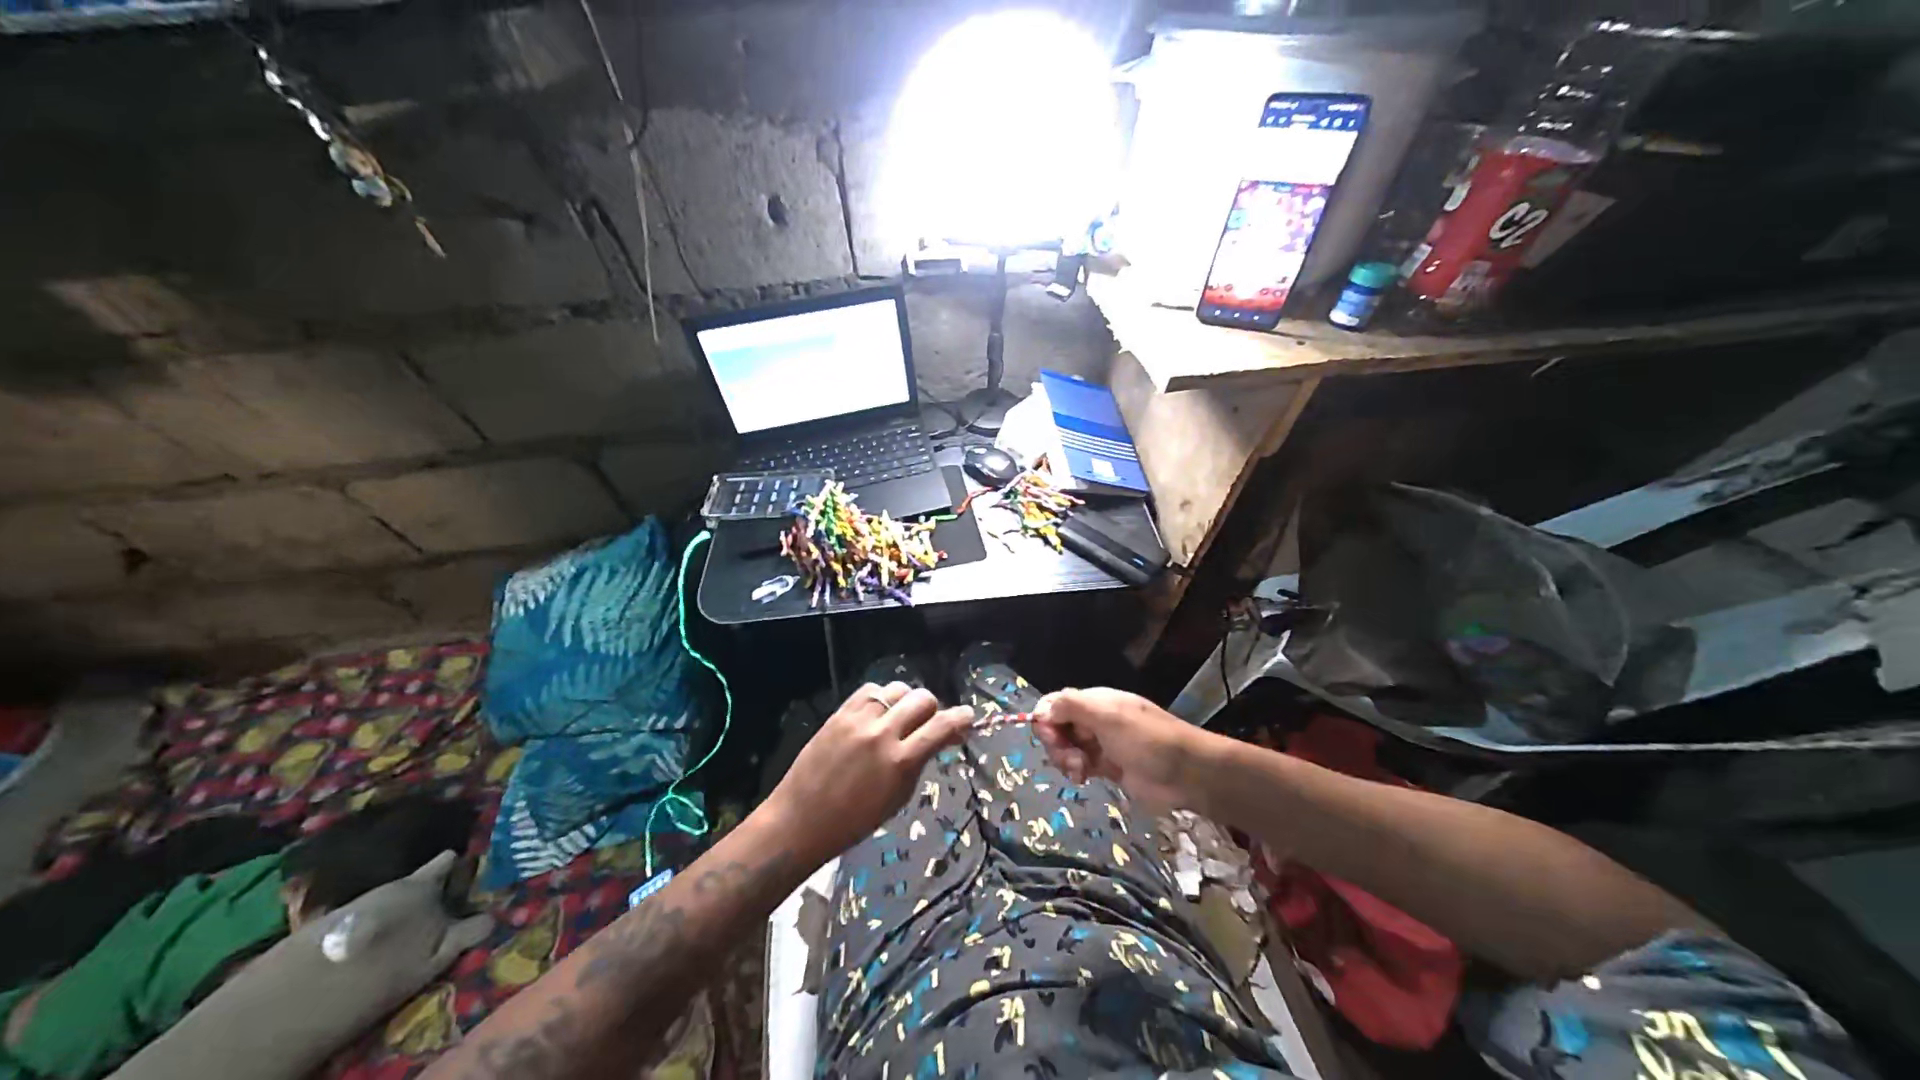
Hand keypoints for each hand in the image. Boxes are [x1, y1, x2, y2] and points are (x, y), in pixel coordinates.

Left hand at [762, 683, 972, 863]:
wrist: (801, 819)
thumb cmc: (854, 821)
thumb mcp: (898, 797)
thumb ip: (919, 763)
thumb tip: (937, 739)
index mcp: (900, 762)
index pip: (942, 727)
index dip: (962, 719)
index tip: (968, 717)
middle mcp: (882, 733)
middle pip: (922, 699)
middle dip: (933, 710)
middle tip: (928, 724)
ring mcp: (858, 720)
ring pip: (897, 689)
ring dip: (906, 701)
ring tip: (900, 718)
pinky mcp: (838, 713)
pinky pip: (870, 690)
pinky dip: (881, 697)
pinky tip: (879, 712)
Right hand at [1033, 688, 1217, 813]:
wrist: (1186, 773)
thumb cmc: (1146, 740)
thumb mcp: (1108, 716)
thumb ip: (1071, 707)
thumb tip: (1042, 710)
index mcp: (1095, 700)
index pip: (1056, 703)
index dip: (1046, 719)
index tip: (1050, 738)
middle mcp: (1095, 719)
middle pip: (1058, 727)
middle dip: (1056, 743)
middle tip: (1070, 758)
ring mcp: (1101, 743)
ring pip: (1066, 747)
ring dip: (1065, 759)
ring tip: (1080, 771)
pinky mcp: (1107, 767)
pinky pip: (1079, 764)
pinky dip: (1075, 770)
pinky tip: (1082, 778)